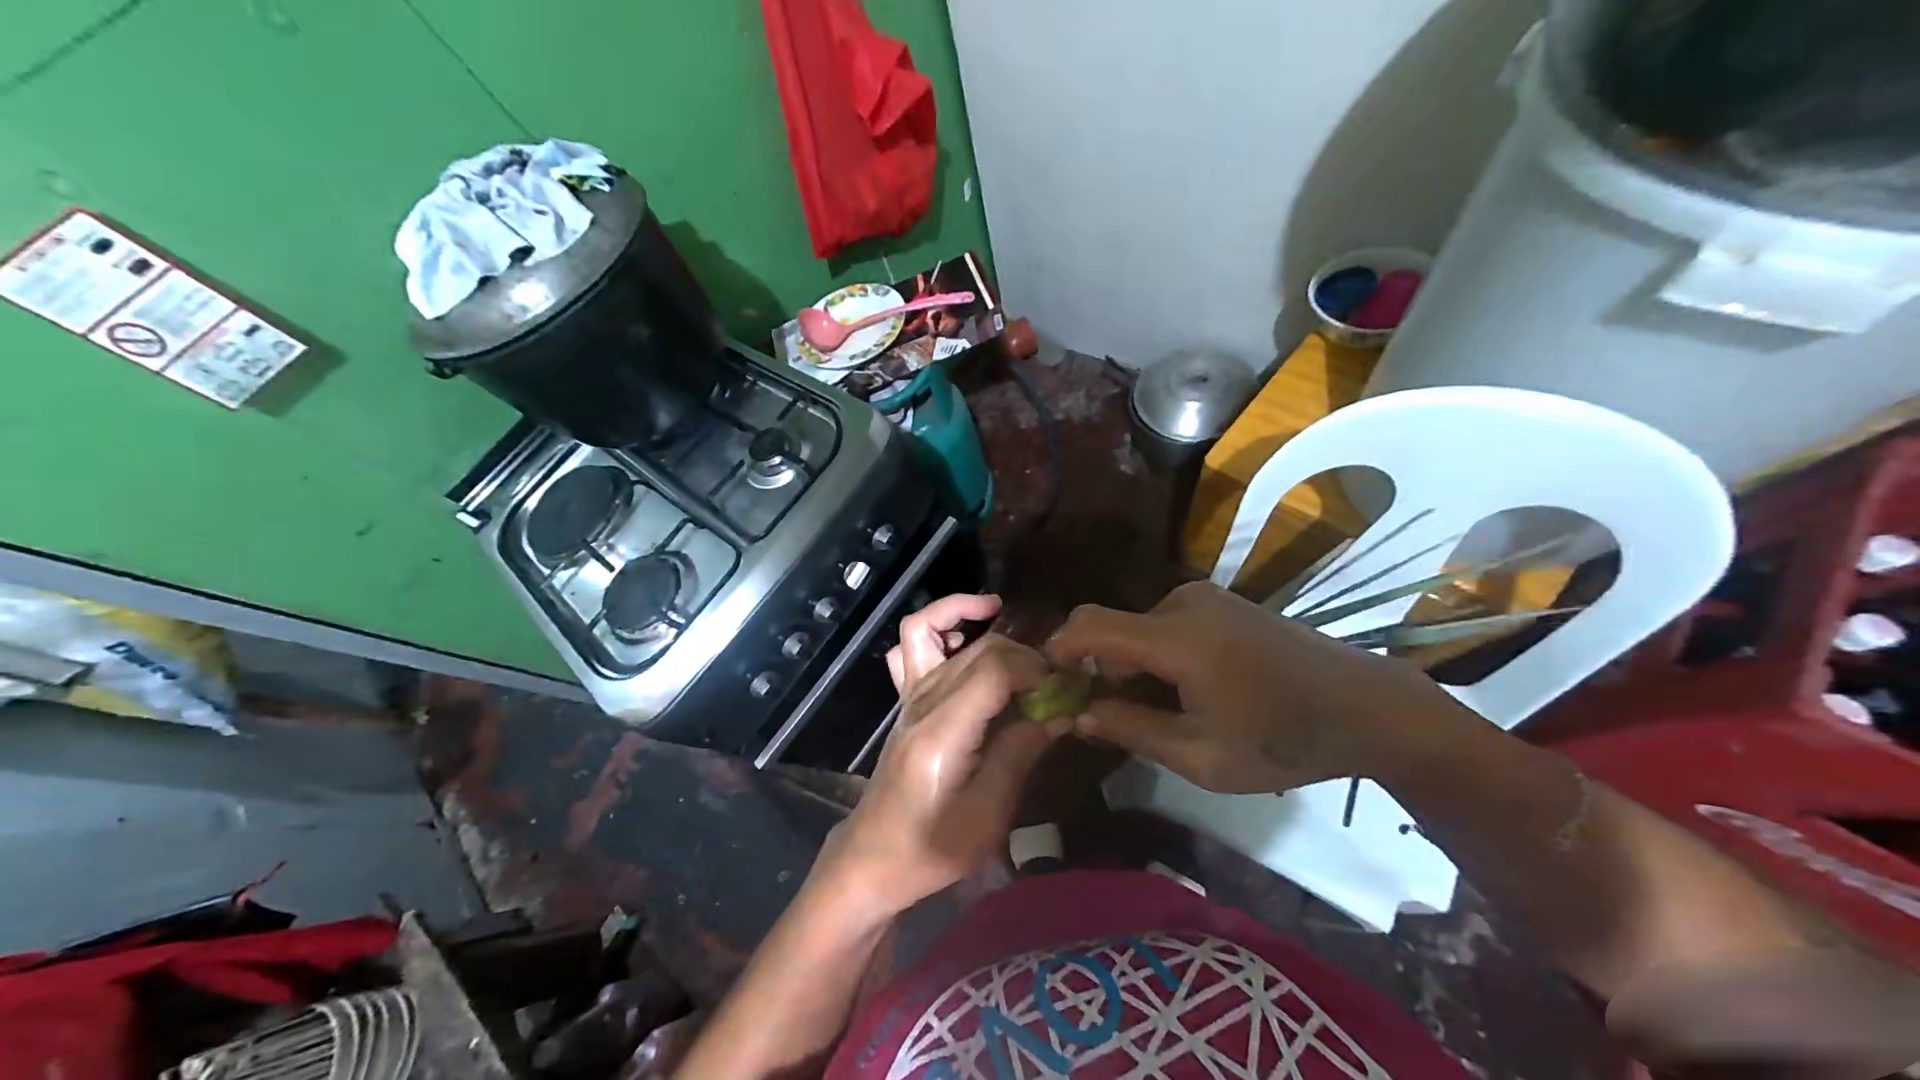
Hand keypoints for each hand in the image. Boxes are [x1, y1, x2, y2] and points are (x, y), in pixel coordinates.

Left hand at [819, 602, 1067, 916]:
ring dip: (965, 613)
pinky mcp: (906, 702)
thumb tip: (1059, 713)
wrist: (874, 858)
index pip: (994, 670)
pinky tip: (964, 638)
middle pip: (976, 649)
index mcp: (943, 731)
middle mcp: (922, 702)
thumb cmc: (931, 849)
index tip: (1063, 690)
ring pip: (933, 632)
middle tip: (1055, 678)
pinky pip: (911, 647)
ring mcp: (909, 698)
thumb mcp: (987, 816)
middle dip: (1022, 652)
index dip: (1035, 669)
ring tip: (1003, 615)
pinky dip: (935, 627)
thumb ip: (1020, 755)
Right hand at [1046, 581, 1467, 793]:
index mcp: (1176, 637)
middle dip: (1099, 671)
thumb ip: (1133, 730)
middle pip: (1112, 630)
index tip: (1050, 688)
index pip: (1089, 625)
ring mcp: (1206, 600)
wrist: (1369, 707)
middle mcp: (1183, 603)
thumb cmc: (1285, 739)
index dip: (1058, 652)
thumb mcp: (1203, 756)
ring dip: (1131, 667)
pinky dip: (1156, 655)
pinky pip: (1166, 624)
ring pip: (1138, 629)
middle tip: (1108, 720)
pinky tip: (1184, 691)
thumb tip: (1080, 713)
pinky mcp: (1222, 604)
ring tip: (1155, 713)